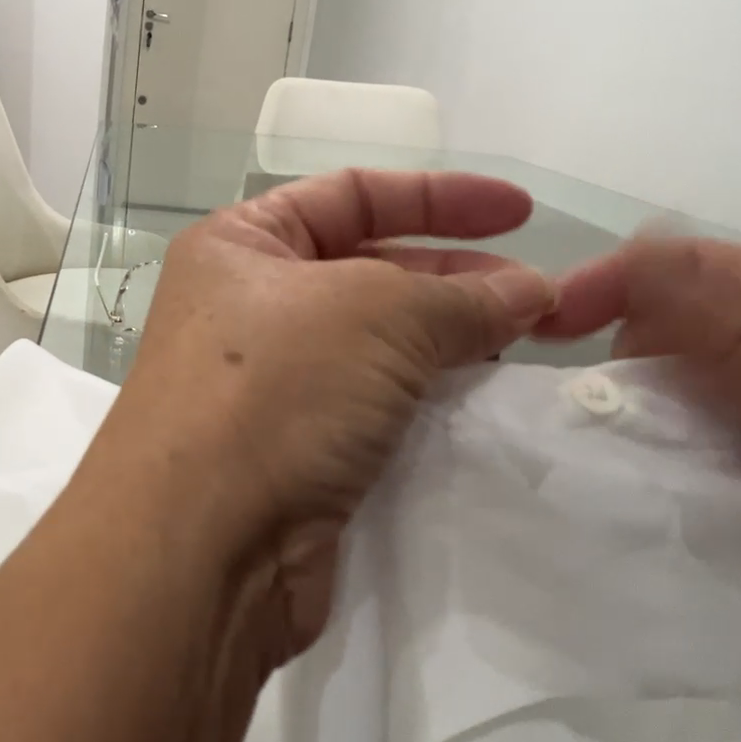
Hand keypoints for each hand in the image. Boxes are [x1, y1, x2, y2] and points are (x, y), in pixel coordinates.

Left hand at [81, 169, 555, 658]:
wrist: (200, 547)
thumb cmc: (276, 390)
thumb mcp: (375, 314)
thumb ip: (459, 296)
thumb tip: (529, 291)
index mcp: (240, 244)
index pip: (351, 194)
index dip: (440, 196)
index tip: (522, 212)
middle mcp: (247, 305)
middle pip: (367, 268)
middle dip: (455, 275)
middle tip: (540, 300)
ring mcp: (269, 382)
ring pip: (375, 343)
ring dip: (447, 341)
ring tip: (526, 347)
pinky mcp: (294, 450)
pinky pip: (372, 405)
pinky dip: (426, 399)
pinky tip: (483, 402)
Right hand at [537, 237, 740, 741]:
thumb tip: (632, 257)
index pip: (704, 276)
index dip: (618, 284)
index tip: (541, 326)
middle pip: (671, 355)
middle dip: (611, 376)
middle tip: (559, 420)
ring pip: (671, 436)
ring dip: (625, 452)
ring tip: (569, 477)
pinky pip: (688, 509)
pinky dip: (649, 513)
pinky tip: (613, 526)